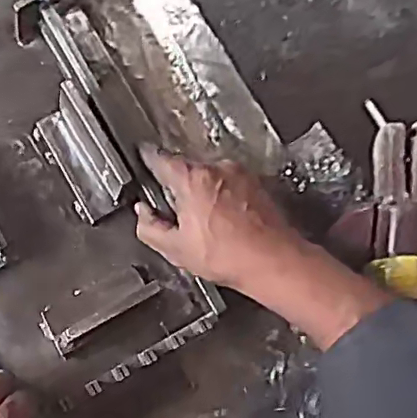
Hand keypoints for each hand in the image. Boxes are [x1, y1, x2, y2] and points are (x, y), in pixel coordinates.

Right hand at [133, 147, 305, 294]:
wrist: (272, 261)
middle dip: (178, 187)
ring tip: (202, 224)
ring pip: (210, 178)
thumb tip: (143, 214)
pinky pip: (229, 185)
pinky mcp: (257, 185)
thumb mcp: (174, 248)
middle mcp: (219, 169)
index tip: (144, 156)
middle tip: (173, 213)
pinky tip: (221, 224)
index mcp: (193, 180)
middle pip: (188, 170)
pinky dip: (222, 199)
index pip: (162, 160)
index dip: (149, 159)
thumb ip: (150, 227)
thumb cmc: (229, 255)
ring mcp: (241, 175)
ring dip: (202, 194)